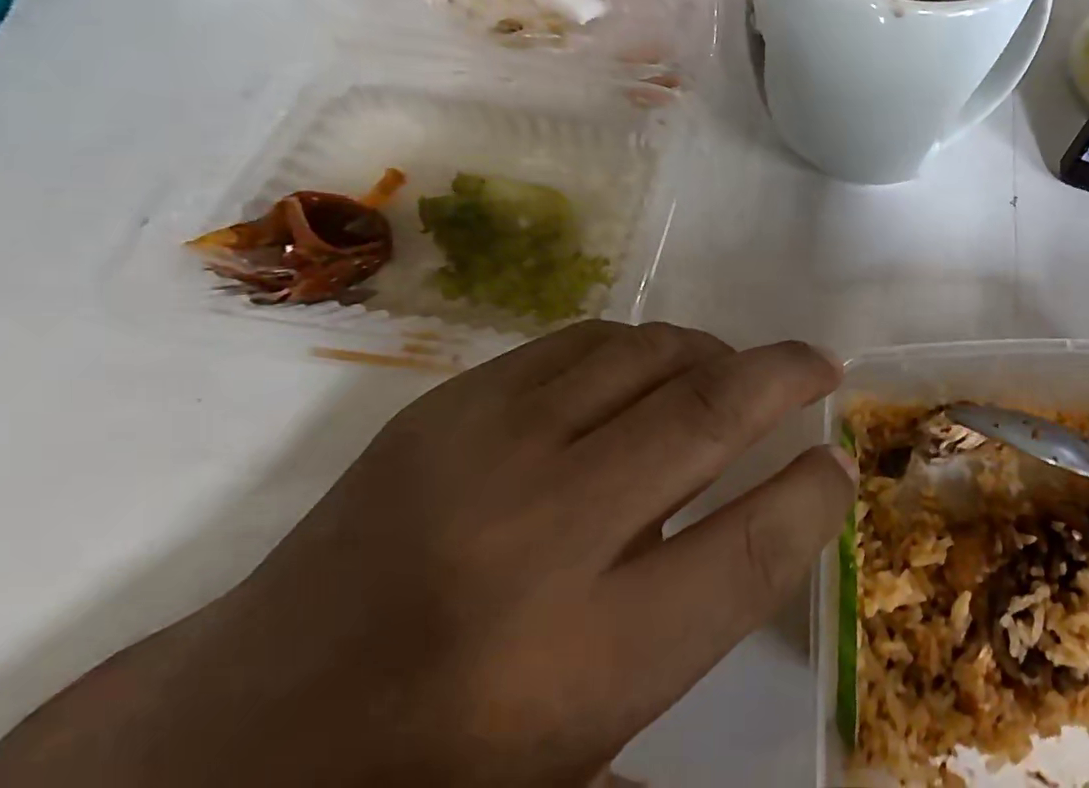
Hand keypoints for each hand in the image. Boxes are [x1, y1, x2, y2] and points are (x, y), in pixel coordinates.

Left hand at [0, 322, 853, 787]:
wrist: (249, 735)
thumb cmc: (453, 755)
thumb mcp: (604, 724)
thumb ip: (708, 607)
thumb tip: (792, 500)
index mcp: (591, 655)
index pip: (754, 544)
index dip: (817, 492)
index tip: (840, 466)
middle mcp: (543, 537)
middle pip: (709, 414)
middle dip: (788, 374)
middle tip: (822, 365)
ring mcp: (483, 452)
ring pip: (648, 353)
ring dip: (716, 353)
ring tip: (737, 371)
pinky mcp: (444, 407)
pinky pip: (583, 342)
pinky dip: (644, 348)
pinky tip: (650, 373)